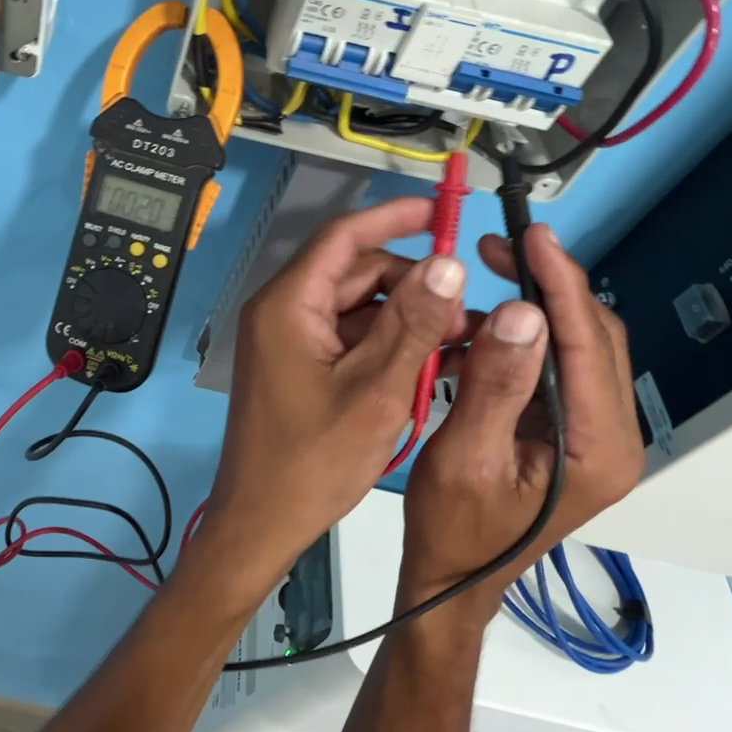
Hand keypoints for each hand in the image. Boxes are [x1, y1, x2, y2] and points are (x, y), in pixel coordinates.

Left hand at [205, 198, 476, 594]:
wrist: (263, 520)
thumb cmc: (314, 460)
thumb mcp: (376, 390)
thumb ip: (413, 324)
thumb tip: (448, 263)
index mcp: (287, 304)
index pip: (342, 237)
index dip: (393, 218)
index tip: (443, 211)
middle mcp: (282, 311)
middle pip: (353, 273)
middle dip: (411, 284)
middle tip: (468, 312)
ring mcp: (288, 339)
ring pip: (355, 307)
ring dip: (404, 317)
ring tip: (461, 343)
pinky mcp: (298, 364)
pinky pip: (347, 336)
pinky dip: (386, 343)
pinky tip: (430, 363)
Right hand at [398, 224, 642, 616]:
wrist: (452, 578)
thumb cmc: (455, 528)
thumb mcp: (465, 457)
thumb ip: (497, 386)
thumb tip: (525, 312)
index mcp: (599, 447)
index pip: (591, 345)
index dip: (563, 284)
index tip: (533, 234)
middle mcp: (611, 435)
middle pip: (595, 338)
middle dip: (549, 286)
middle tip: (496, 247)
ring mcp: (591, 433)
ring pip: (575, 346)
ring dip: (531, 308)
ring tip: (480, 281)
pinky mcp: (566, 430)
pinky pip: (552, 365)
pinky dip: (517, 337)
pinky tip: (476, 329)